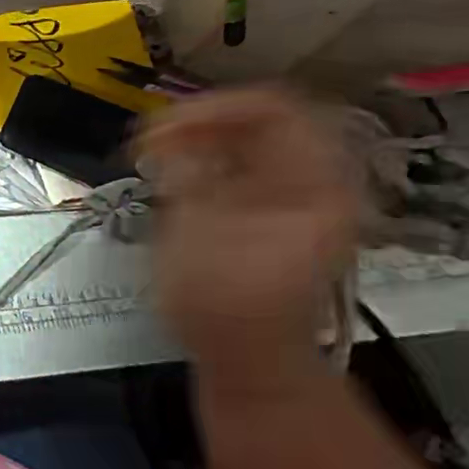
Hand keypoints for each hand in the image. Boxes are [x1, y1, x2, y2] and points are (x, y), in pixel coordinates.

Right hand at [138, 88, 359, 379]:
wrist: (250, 360)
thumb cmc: (226, 310)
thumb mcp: (199, 244)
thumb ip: (188, 183)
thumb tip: (171, 141)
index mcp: (315, 188)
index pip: (275, 111)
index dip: (215, 108)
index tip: (165, 125)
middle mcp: (315, 181)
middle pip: (262, 118)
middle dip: (201, 120)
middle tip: (153, 137)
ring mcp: (295, 192)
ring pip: (248, 135)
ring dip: (198, 134)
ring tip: (154, 149)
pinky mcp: (271, 203)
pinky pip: (241, 158)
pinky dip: (203, 154)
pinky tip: (170, 165)